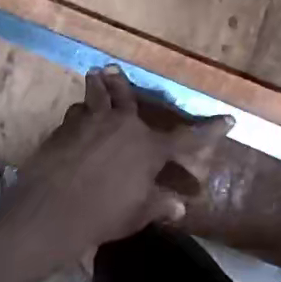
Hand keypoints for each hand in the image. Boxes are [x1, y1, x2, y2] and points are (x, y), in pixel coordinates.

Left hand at [14, 66, 232, 249]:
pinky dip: (79, 112)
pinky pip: (76, 114)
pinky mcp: (65, 129)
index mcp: (150, 147)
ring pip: (97, 96)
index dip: (210, 131)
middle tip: (116, 67)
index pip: (188, 138)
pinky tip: (76, 115)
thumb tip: (179, 207)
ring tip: (95, 74)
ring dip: (98, 85)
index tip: (229, 119)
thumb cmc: (104, 214)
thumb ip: (159, 205)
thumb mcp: (138, 213)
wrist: (51, 209)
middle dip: (123, 83)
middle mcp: (124, 126)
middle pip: (127, 97)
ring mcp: (92, 123)